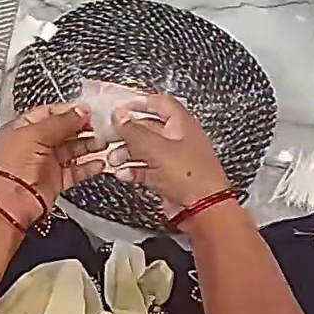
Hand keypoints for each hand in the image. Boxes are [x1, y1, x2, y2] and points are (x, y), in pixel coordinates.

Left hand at [0, 103, 103, 225]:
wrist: (6, 203)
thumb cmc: (8, 168)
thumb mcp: (35, 134)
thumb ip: (61, 121)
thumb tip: (80, 111)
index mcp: (25, 128)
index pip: (51, 113)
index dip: (70, 112)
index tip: (88, 112)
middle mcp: (35, 145)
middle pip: (65, 131)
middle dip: (84, 128)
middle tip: (101, 127)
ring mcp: (45, 163)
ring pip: (73, 151)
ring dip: (89, 146)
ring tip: (104, 142)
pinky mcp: (54, 181)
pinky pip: (76, 171)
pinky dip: (88, 167)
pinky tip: (99, 162)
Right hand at [110, 93, 230, 217]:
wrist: (203, 210)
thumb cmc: (189, 175)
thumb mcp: (156, 148)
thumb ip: (134, 131)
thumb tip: (118, 115)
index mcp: (181, 125)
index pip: (161, 103)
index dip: (141, 102)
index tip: (121, 107)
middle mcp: (178, 140)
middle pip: (149, 128)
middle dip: (128, 132)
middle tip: (110, 136)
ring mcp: (174, 160)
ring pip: (146, 150)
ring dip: (127, 153)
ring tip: (113, 159)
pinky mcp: (168, 179)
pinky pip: (147, 170)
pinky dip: (134, 170)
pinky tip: (123, 174)